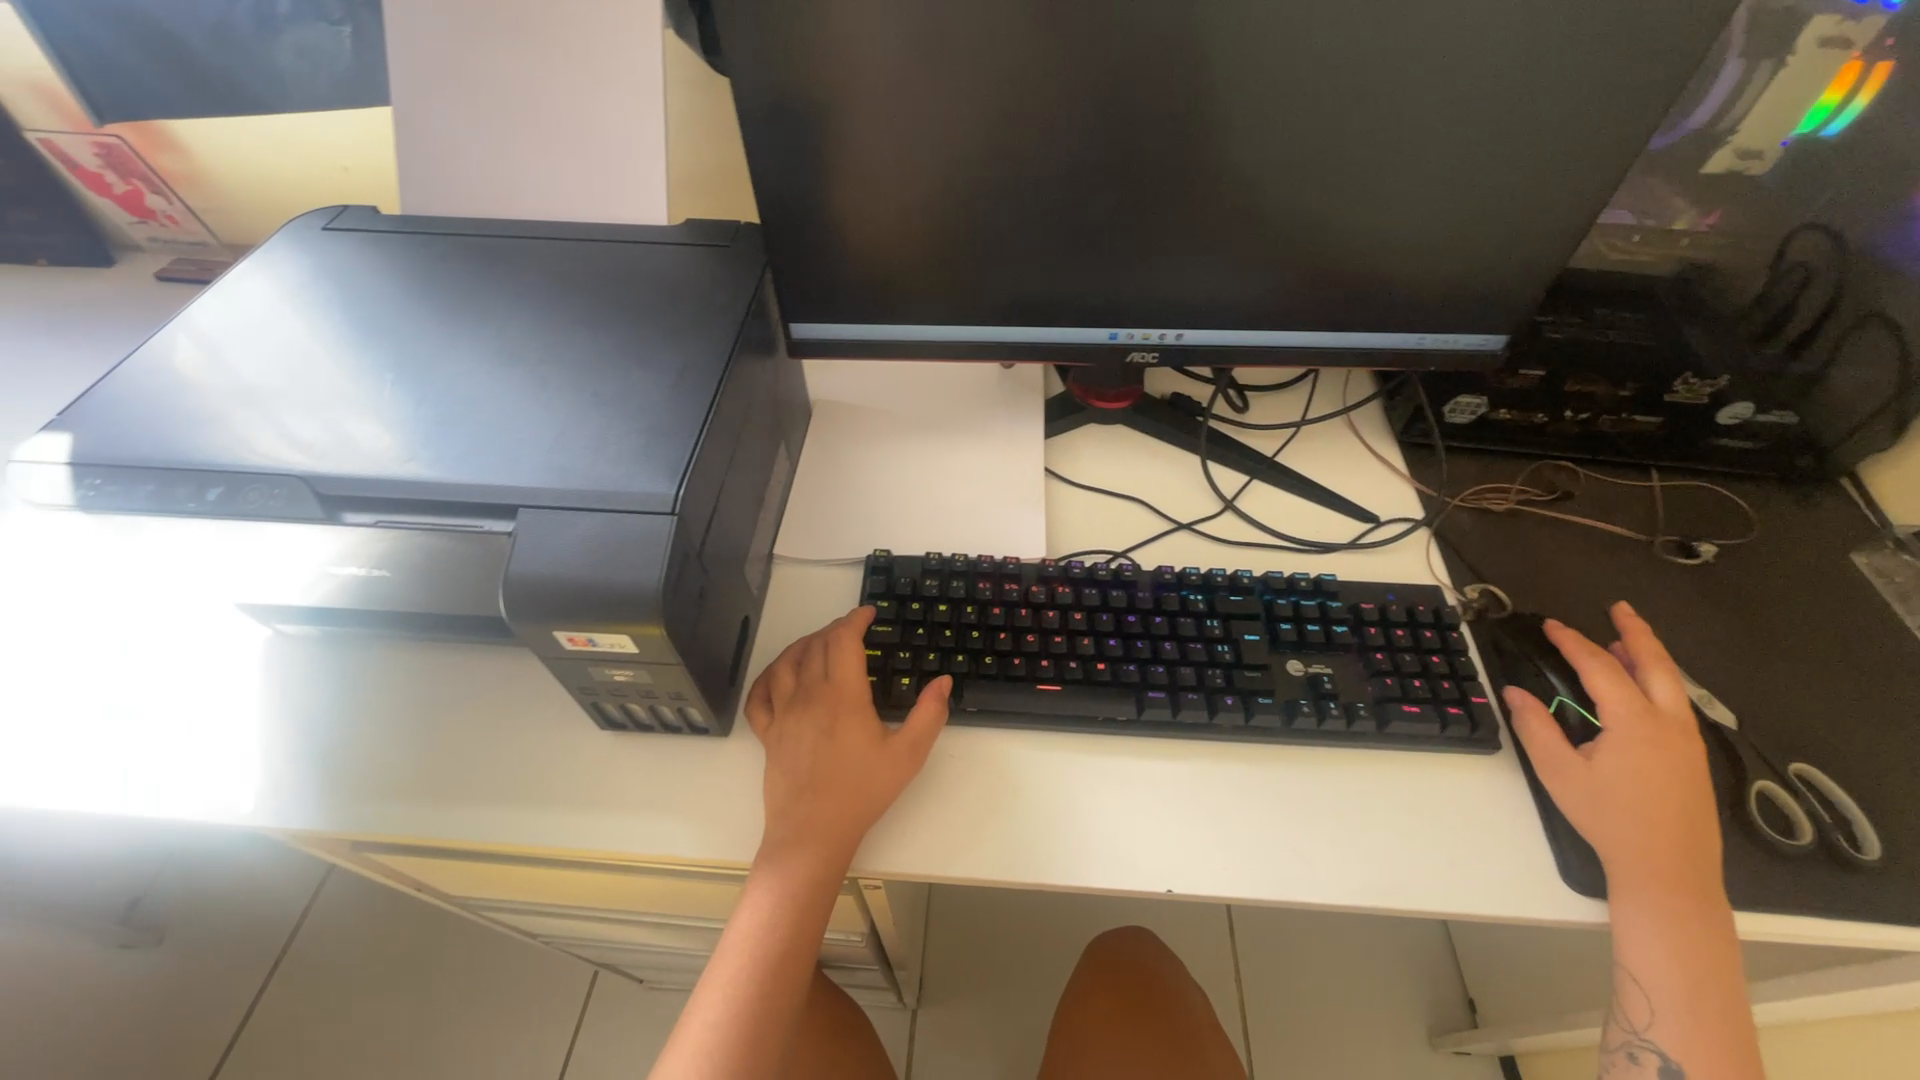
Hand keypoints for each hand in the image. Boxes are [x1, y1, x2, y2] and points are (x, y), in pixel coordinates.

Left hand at [745, 606, 950, 870]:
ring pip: (786, 662)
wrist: (812, 832)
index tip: (868, 613)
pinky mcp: (767, 733)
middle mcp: (807, 696)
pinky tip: (780, 674)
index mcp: (842, 696)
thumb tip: (943, 682)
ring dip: (804, 644)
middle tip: (853, 629)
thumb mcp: (908, 755)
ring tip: (820, 642)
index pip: (842, 640)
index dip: (855, 619)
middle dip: (834, 629)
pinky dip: (769, 675)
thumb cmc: (862, 793)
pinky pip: (760, 694)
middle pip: (815, 645)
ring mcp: (782, 714)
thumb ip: (929, 714)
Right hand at [1501, 602, 1723, 896]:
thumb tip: (1516, 692)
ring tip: (1625, 641)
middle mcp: (1670, 723)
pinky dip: (1658, 682)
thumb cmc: (1609, 820)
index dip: (1574, 643)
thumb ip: (1536, 727)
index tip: (1551, 626)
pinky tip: (1641, 688)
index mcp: (1635, 722)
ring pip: (1673, 684)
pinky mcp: (1694, 757)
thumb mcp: (1559, 773)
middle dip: (1636, 632)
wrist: (1669, 869)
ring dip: (1649, 657)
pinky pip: (1676, 704)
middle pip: (1656, 664)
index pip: (1601, 668)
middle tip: (1619, 608)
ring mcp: (1689, 740)